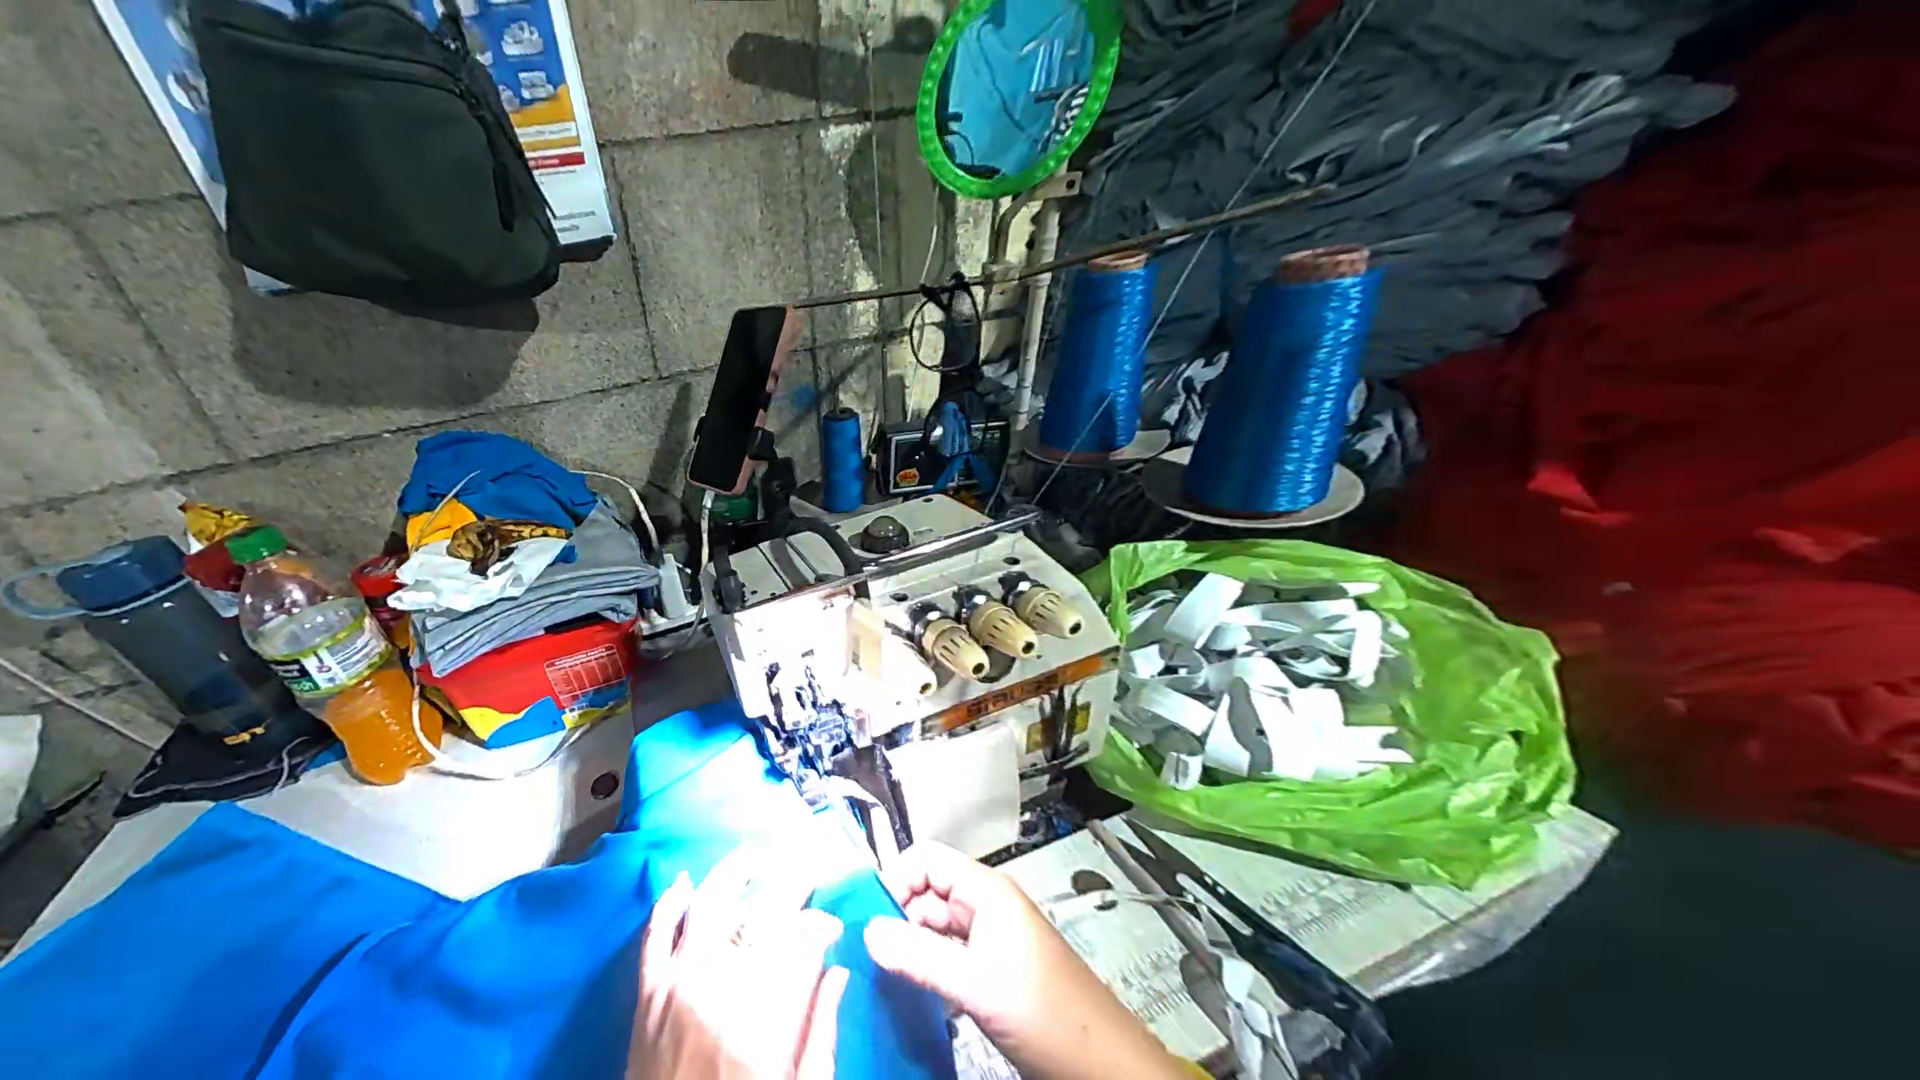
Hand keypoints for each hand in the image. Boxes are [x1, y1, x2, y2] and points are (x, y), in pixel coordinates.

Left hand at [630, 846, 849, 1078]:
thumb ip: (822, 1030)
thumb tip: (838, 971)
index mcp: (767, 1013)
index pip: (802, 939)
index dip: (821, 924)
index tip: (831, 926)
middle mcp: (723, 986)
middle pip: (762, 912)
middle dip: (790, 883)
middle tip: (807, 870)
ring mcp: (678, 986)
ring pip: (708, 908)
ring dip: (732, 874)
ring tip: (752, 856)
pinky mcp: (646, 998)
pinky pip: (655, 938)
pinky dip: (667, 906)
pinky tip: (683, 882)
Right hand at [863, 843, 1189, 1079]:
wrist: (1097, 1061)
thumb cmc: (1041, 1010)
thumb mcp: (974, 983)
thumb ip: (919, 955)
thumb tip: (867, 932)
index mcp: (986, 890)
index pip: (927, 859)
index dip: (895, 879)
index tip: (867, 918)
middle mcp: (985, 904)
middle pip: (928, 891)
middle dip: (896, 915)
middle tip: (865, 954)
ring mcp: (989, 937)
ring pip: (935, 926)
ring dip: (909, 944)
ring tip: (879, 975)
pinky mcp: (990, 968)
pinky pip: (947, 955)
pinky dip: (926, 966)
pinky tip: (909, 992)